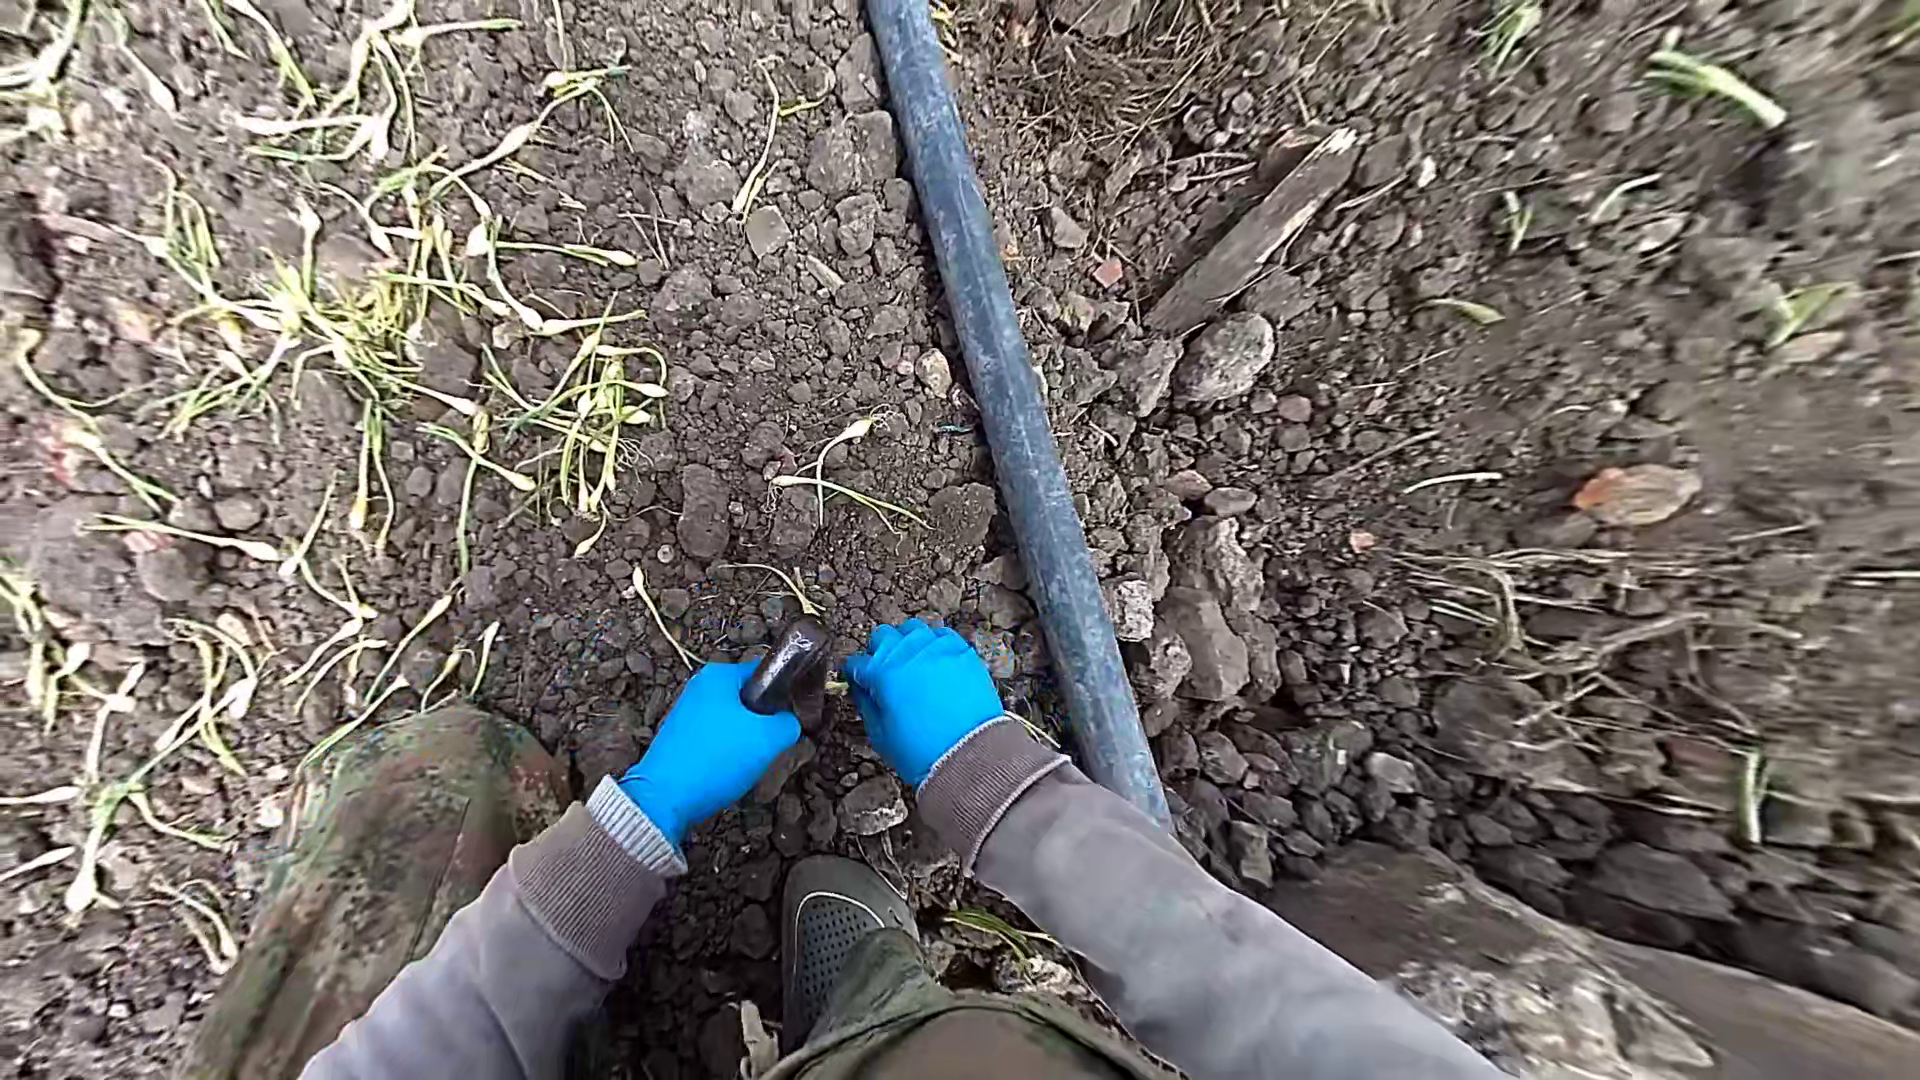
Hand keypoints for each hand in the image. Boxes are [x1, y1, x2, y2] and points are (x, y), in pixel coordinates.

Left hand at [616, 661, 799, 846]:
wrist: (663, 801)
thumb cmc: (717, 759)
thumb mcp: (769, 738)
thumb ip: (789, 724)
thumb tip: (788, 724)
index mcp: (718, 675)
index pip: (765, 672)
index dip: (785, 692)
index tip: (792, 716)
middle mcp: (700, 687)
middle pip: (750, 698)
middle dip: (765, 721)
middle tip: (773, 742)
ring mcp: (687, 713)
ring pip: (735, 721)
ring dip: (747, 740)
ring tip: (752, 761)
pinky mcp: (679, 739)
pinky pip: (717, 738)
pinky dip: (728, 752)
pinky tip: (730, 771)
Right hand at [845, 619, 1003, 785]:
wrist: (969, 755)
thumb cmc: (925, 751)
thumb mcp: (880, 734)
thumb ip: (866, 704)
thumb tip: (861, 688)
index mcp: (883, 672)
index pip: (857, 662)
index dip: (856, 673)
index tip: (860, 679)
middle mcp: (909, 653)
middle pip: (883, 635)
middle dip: (879, 651)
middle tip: (886, 671)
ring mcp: (937, 648)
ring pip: (914, 628)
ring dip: (908, 642)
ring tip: (912, 663)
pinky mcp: (961, 651)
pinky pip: (943, 634)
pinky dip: (935, 643)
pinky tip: (935, 660)